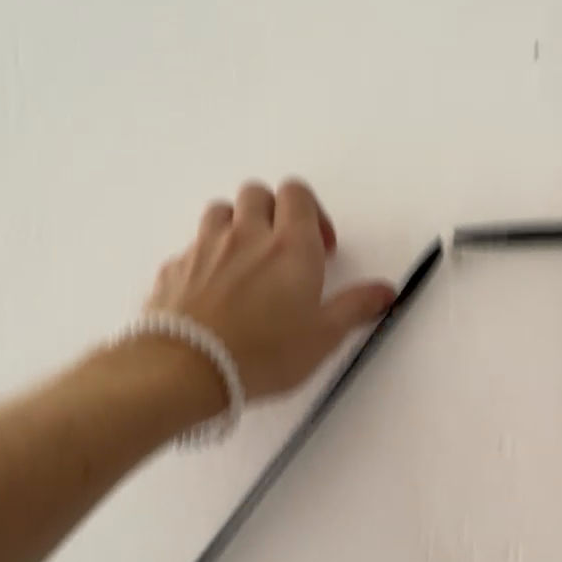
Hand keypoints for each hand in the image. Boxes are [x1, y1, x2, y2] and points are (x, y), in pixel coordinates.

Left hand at [146, 179, 396, 397]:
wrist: (189, 367)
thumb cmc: (268, 352)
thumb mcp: (325, 336)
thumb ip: (356, 307)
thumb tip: (386, 290)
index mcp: (291, 246)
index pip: (298, 195)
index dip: (312, 213)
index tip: (321, 249)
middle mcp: (247, 235)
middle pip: (258, 194)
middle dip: (275, 213)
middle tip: (286, 252)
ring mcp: (205, 247)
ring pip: (221, 211)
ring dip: (238, 226)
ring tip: (249, 263)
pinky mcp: (175, 267)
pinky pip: (193, 246)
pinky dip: (208, 258)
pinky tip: (216, 290)